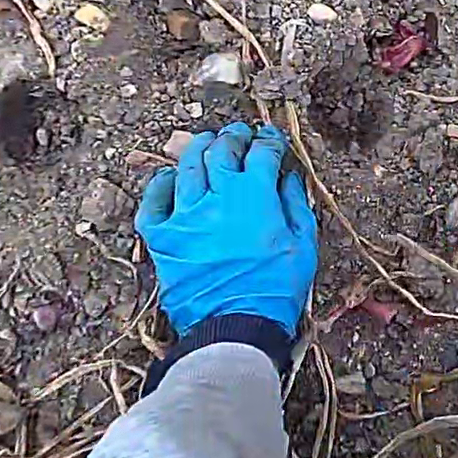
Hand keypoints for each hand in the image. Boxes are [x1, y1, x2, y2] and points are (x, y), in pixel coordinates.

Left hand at [136, 122, 318, 334]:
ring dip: (198, 148)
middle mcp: (217, 196)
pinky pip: (154, 202)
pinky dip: (161, 184)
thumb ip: (295, 204)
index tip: (272, 138)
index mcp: (255, 196)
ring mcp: (185, 215)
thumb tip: (288, 176)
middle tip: (240, 133)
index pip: (262, 153)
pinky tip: (170, 177)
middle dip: (233, 137)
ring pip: (187, 167)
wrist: (236, 325)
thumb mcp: (303, 243)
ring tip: (206, 141)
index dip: (269, 141)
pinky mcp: (162, 237)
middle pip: (221, 151)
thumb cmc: (277, 286)